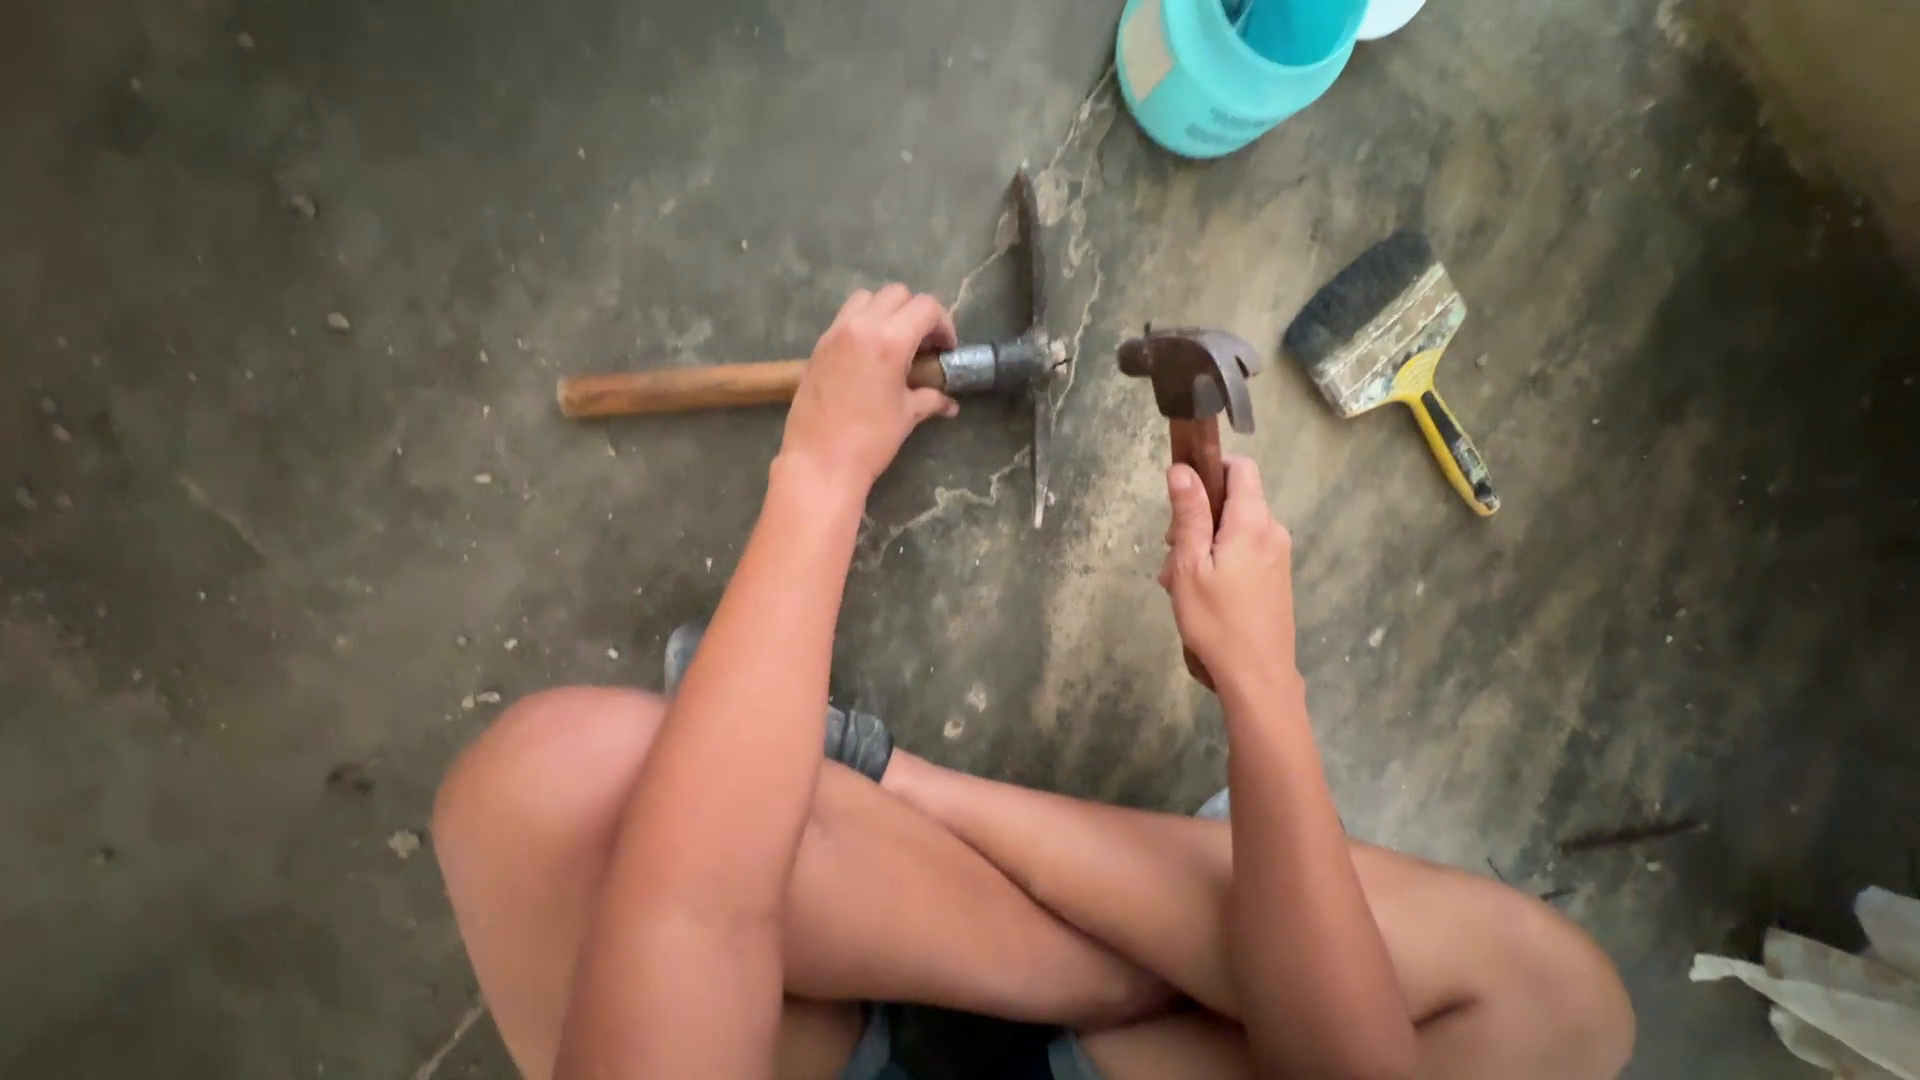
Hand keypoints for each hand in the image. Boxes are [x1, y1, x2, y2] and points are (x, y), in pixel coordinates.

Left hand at [779, 285, 959, 493]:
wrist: (819, 461)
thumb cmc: (870, 440)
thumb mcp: (907, 415)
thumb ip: (931, 399)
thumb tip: (950, 404)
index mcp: (890, 340)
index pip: (925, 307)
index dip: (944, 324)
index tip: (946, 349)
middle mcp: (861, 326)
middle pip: (897, 295)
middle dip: (917, 314)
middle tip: (924, 345)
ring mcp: (835, 333)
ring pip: (867, 299)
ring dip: (887, 312)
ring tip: (894, 344)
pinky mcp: (819, 346)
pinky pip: (845, 318)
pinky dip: (863, 324)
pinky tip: (869, 356)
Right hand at [1158, 457, 1298, 686]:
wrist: (1257, 676)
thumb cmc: (1216, 620)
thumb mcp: (1190, 565)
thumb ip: (1188, 514)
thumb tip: (1182, 469)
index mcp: (1252, 522)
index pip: (1241, 468)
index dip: (1210, 468)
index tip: (1181, 495)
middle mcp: (1272, 531)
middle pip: (1233, 500)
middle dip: (1197, 517)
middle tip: (1171, 554)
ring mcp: (1278, 555)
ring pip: (1234, 528)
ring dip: (1203, 544)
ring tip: (1180, 583)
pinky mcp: (1276, 577)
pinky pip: (1244, 551)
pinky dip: (1219, 560)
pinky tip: (1200, 593)